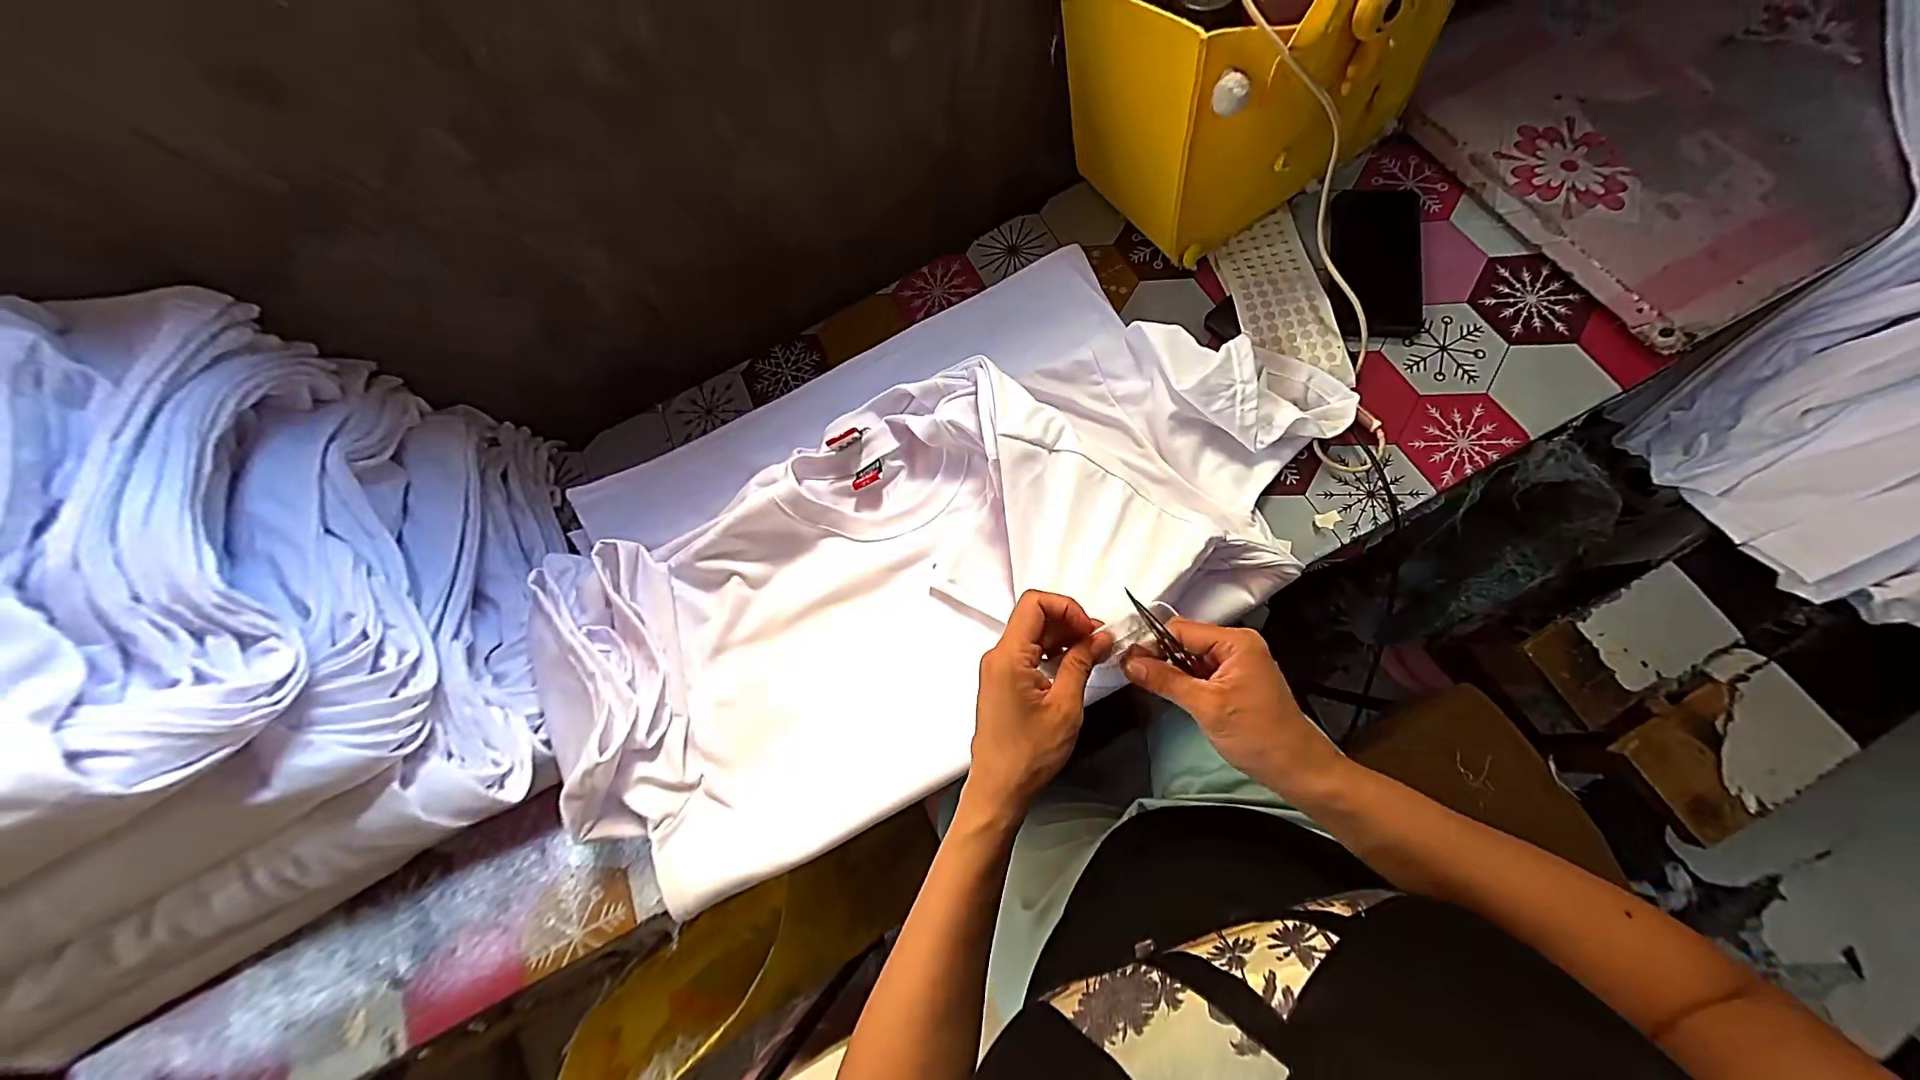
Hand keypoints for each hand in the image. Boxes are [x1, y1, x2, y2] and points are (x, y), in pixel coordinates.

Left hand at [966, 590, 1113, 818]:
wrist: (999, 787)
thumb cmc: (1026, 755)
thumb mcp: (1065, 706)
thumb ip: (1081, 663)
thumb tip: (1097, 638)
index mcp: (1008, 657)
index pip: (1035, 604)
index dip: (1067, 607)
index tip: (1090, 627)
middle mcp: (998, 657)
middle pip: (1034, 616)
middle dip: (1069, 621)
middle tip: (1097, 640)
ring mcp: (998, 669)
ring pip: (1032, 634)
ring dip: (1063, 637)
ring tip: (1091, 653)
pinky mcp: (1002, 681)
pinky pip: (1028, 653)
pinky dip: (1052, 652)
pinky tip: (1073, 666)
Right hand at [1122, 618, 1345, 799]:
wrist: (1297, 769)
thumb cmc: (1258, 735)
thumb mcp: (1206, 706)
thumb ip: (1166, 680)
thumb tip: (1130, 663)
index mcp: (1237, 641)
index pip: (1181, 630)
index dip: (1151, 643)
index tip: (1126, 659)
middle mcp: (1238, 645)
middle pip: (1184, 640)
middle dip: (1158, 655)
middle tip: (1131, 672)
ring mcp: (1237, 663)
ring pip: (1189, 657)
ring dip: (1169, 669)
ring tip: (1145, 682)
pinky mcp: (1234, 681)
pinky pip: (1200, 671)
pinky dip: (1183, 680)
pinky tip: (1168, 691)